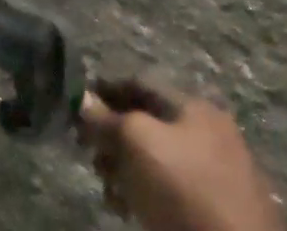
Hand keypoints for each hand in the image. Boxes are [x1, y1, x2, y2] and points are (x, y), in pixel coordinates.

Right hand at [78, 78, 285, 230]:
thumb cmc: (182, 184)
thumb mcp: (135, 141)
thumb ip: (105, 116)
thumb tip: (82, 99)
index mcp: (194, 108)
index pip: (135, 84)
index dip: (101, 92)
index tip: (75, 110)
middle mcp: (206, 131)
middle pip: (140, 121)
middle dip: (109, 138)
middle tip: (91, 155)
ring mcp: (212, 169)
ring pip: (149, 155)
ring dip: (120, 167)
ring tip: (109, 187)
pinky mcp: (211, 201)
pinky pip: (165, 184)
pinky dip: (141, 188)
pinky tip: (127, 203)